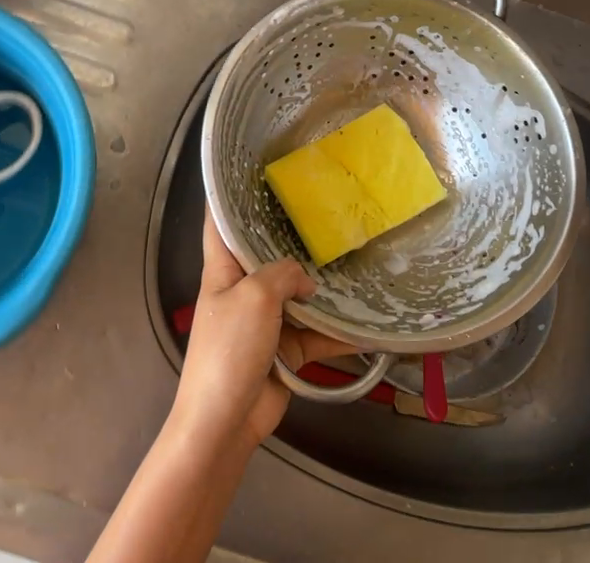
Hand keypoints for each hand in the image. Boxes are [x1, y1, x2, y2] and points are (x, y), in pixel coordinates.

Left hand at [171, 215, 354, 453]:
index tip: (250, 168)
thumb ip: (283, 275)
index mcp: (222, 269)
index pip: (220, 222)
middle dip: (293, 237)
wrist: (225, 421)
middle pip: (267, 255)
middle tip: (327, 209)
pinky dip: (338, 332)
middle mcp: (242, 289)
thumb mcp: (255, 298)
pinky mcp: (284, 350)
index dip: (229, 195)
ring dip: (323, 287)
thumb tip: (306, 280)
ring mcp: (263, 320)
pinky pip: (315, 334)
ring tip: (359, 259)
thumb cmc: (229, 349)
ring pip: (297, 294)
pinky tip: (369, 325)